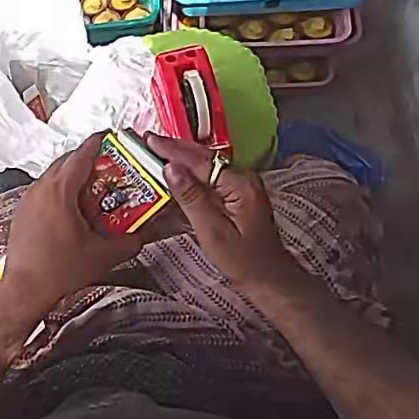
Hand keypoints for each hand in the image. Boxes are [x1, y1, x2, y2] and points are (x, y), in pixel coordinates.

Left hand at [0, 133, 147, 319]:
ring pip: (53, 177)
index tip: (110, 138)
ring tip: (93, 192)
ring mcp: (28, 200)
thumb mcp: (103, 255)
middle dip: (88, 161)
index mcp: (60, 191)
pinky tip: (72, 212)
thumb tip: (141, 236)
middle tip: (108, 168)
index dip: (98, 144)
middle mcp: (41, 189)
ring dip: (73, 178)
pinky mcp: (22, 213)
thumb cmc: (59, 270)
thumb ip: (128, 242)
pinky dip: (60, 193)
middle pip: (66, 162)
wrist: (25, 289)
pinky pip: (44, 192)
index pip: (81, 155)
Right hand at [144, 132, 306, 293]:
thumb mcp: (212, 232)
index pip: (200, 161)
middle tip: (147, 139)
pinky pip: (210, 176)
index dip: (172, 150)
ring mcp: (242, 185)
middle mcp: (243, 178)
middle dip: (174, 148)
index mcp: (240, 185)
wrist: (271, 278)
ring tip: (156, 148)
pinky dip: (190, 171)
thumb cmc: (243, 261)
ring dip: (181, 156)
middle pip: (204, 157)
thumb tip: (170, 168)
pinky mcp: (237, 193)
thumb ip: (191, 198)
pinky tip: (175, 169)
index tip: (149, 140)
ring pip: (206, 164)